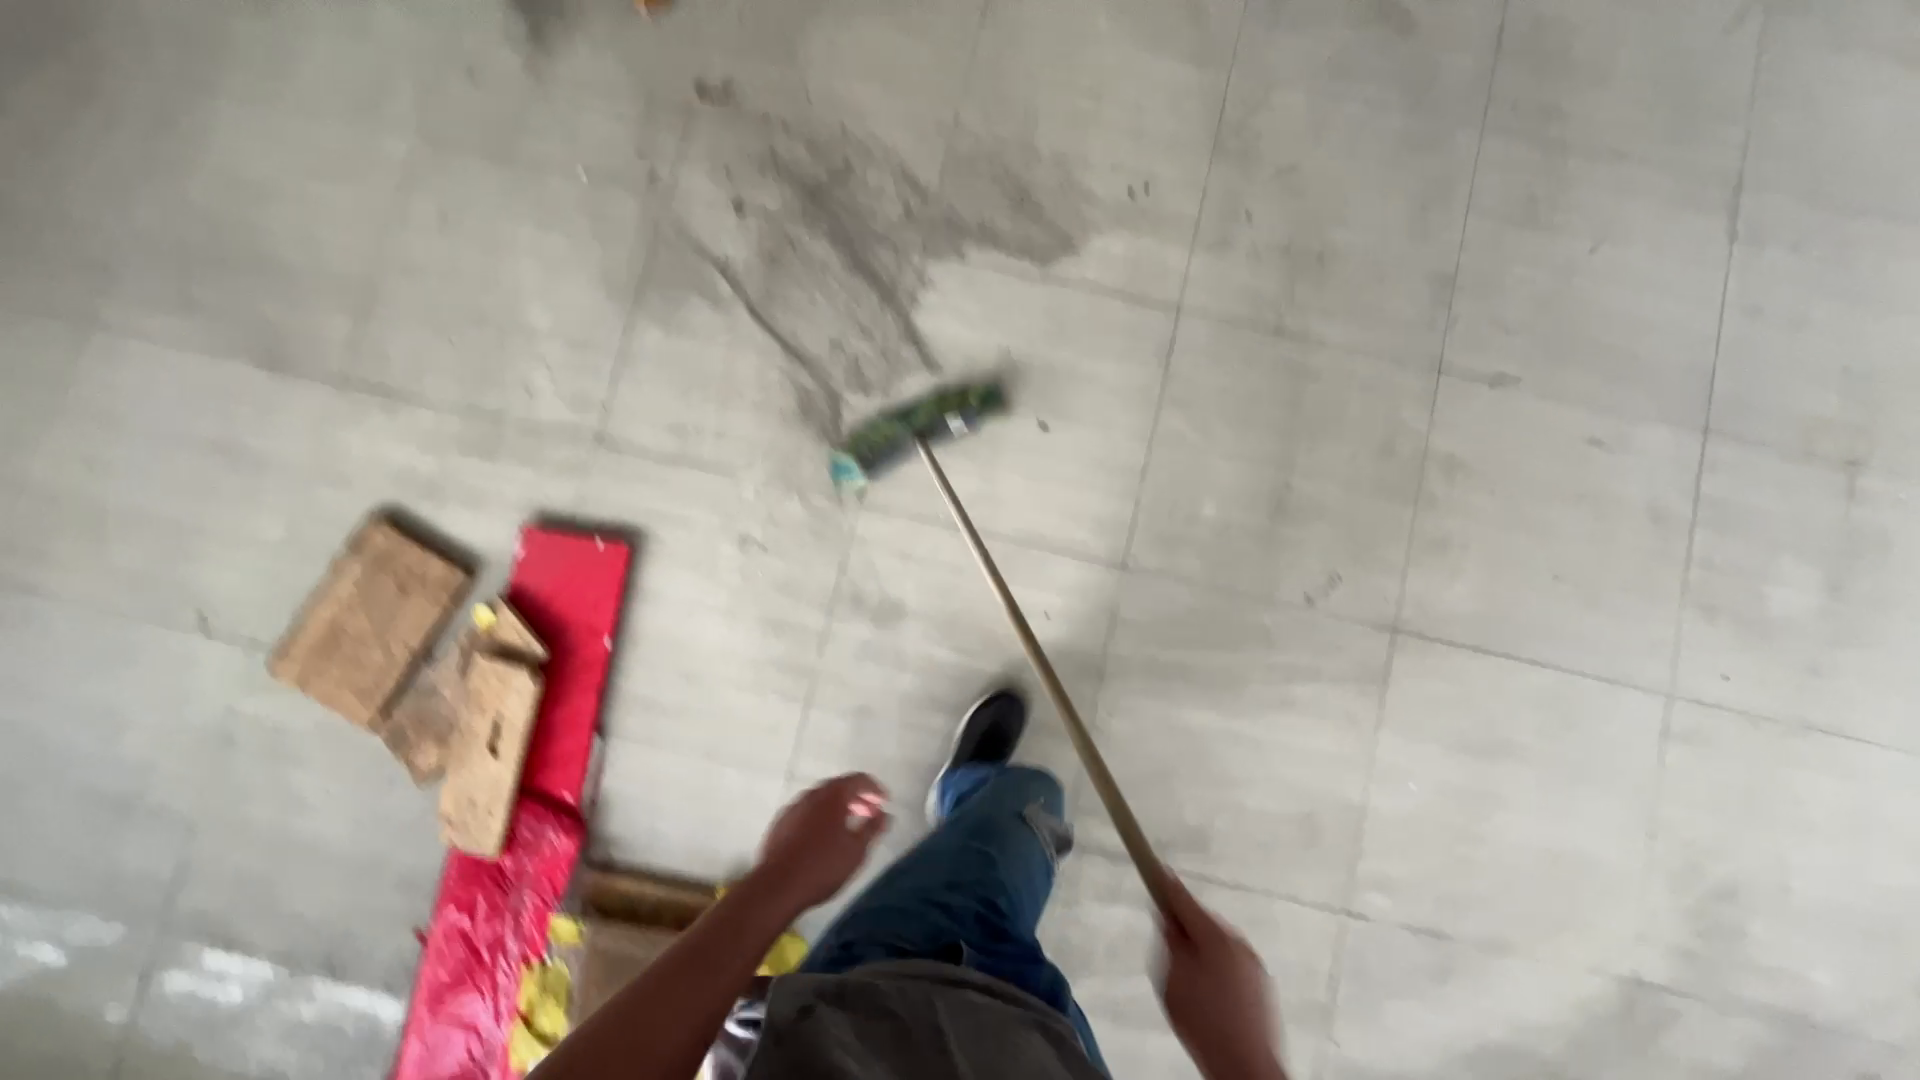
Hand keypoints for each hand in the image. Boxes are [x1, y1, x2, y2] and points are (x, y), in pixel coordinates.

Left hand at [746, 773, 890, 914]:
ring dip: (837, 807)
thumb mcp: (857, 850)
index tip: (884, 802)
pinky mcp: (780, 823)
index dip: (874, 788)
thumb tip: (884, 813)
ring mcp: (793, 807)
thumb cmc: (823, 867)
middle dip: (856, 797)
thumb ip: (873, 828)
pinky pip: (806, 811)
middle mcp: (812, 794)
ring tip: (847, 826)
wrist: (777, 886)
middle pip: (838, 786)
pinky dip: (819, 816)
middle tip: (868, 814)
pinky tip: (822, 837)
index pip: (859, 779)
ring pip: (820, 799)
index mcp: (833, 796)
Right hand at [1155, 871, 1286, 1079]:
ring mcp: (1253, 962)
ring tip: (1189, 982)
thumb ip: (1169, 943)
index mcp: (1214, 936)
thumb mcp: (1171, 980)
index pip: (1184, 900)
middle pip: (1203, 922)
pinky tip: (1209, 995)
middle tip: (1167, 947)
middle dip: (1185, 929)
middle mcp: (1237, 942)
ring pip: (1218, 943)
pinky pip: (1231, 962)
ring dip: (1202, 950)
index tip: (1155, 868)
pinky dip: (1218, 968)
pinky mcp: (1261, 983)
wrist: (1246, 1067)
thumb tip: (1168, 919)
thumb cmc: (1202, 1022)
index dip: (1166, 884)